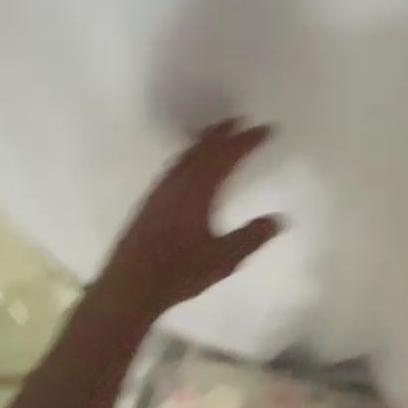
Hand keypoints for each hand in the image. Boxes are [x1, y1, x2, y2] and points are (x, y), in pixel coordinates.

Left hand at [94, 120, 284, 318]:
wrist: (128, 286)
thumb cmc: (178, 273)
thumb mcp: (223, 259)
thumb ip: (251, 237)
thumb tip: (278, 219)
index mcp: (198, 191)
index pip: (227, 157)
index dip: (246, 141)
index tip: (265, 129)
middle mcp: (177, 184)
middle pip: (202, 149)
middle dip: (222, 134)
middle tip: (239, 121)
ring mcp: (160, 192)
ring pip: (185, 157)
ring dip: (203, 143)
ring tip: (216, 137)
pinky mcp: (149, 203)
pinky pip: (174, 168)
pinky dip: (189, 157)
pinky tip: (190, 169)